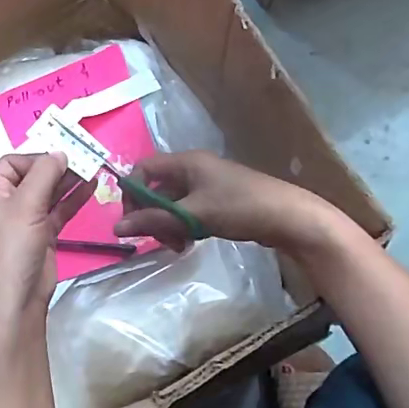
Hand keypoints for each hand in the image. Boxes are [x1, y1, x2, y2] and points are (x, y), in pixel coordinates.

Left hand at [0, 153, 86, 344]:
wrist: (16, 301)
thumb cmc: (12, 248)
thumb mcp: (25, 206)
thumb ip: (43, 175)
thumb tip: (60, 153)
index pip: (12, 162)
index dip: (36, 157)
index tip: (63, 155)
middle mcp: (5, 204)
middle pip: (32, 176)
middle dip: (57, 167)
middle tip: (86, 159)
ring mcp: (24, 221)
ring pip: (48, 193)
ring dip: (68, 181)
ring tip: (94, 169)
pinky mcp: (41, 236)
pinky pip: (57, 211)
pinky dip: (72, 200)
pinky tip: (91, 188)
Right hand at [112, 150, 340, 252]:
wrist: (291, 218)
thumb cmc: (240, 208)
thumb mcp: (192, 215)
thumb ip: (153, 221)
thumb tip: (116, 228)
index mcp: (185, 162)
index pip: (142, 170)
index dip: (132, 193)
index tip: (134, 221)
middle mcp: (193, 169)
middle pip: (155, 188)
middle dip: (151, 215)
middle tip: (157, 239)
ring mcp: (206, 185)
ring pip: (171, 203)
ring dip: (167, 224)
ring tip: (177, 245)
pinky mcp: (217, 200)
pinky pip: (187, 211)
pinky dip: (182, 226)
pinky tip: (190, 242)